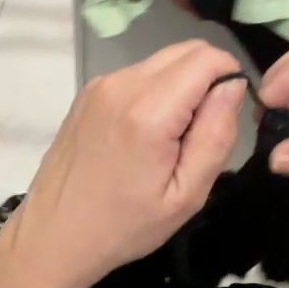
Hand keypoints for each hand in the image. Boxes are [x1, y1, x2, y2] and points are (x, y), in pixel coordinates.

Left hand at [0, 40, 245, 287]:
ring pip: (162, 61)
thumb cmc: (125, 225)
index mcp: (148, 111)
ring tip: (171, 138)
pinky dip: (156, 92)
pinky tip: (144, 135)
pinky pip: (139, 74)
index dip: (229, 77)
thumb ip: (217, 134)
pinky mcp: (89, 91)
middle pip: (186, 51)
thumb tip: (233, 86)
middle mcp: (122, 84)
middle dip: (208, 79)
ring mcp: (101, 84)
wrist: (54, 236)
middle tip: (201, 130)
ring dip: (181, 86)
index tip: (226, 115)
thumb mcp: (187, 194)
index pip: (207, 57)